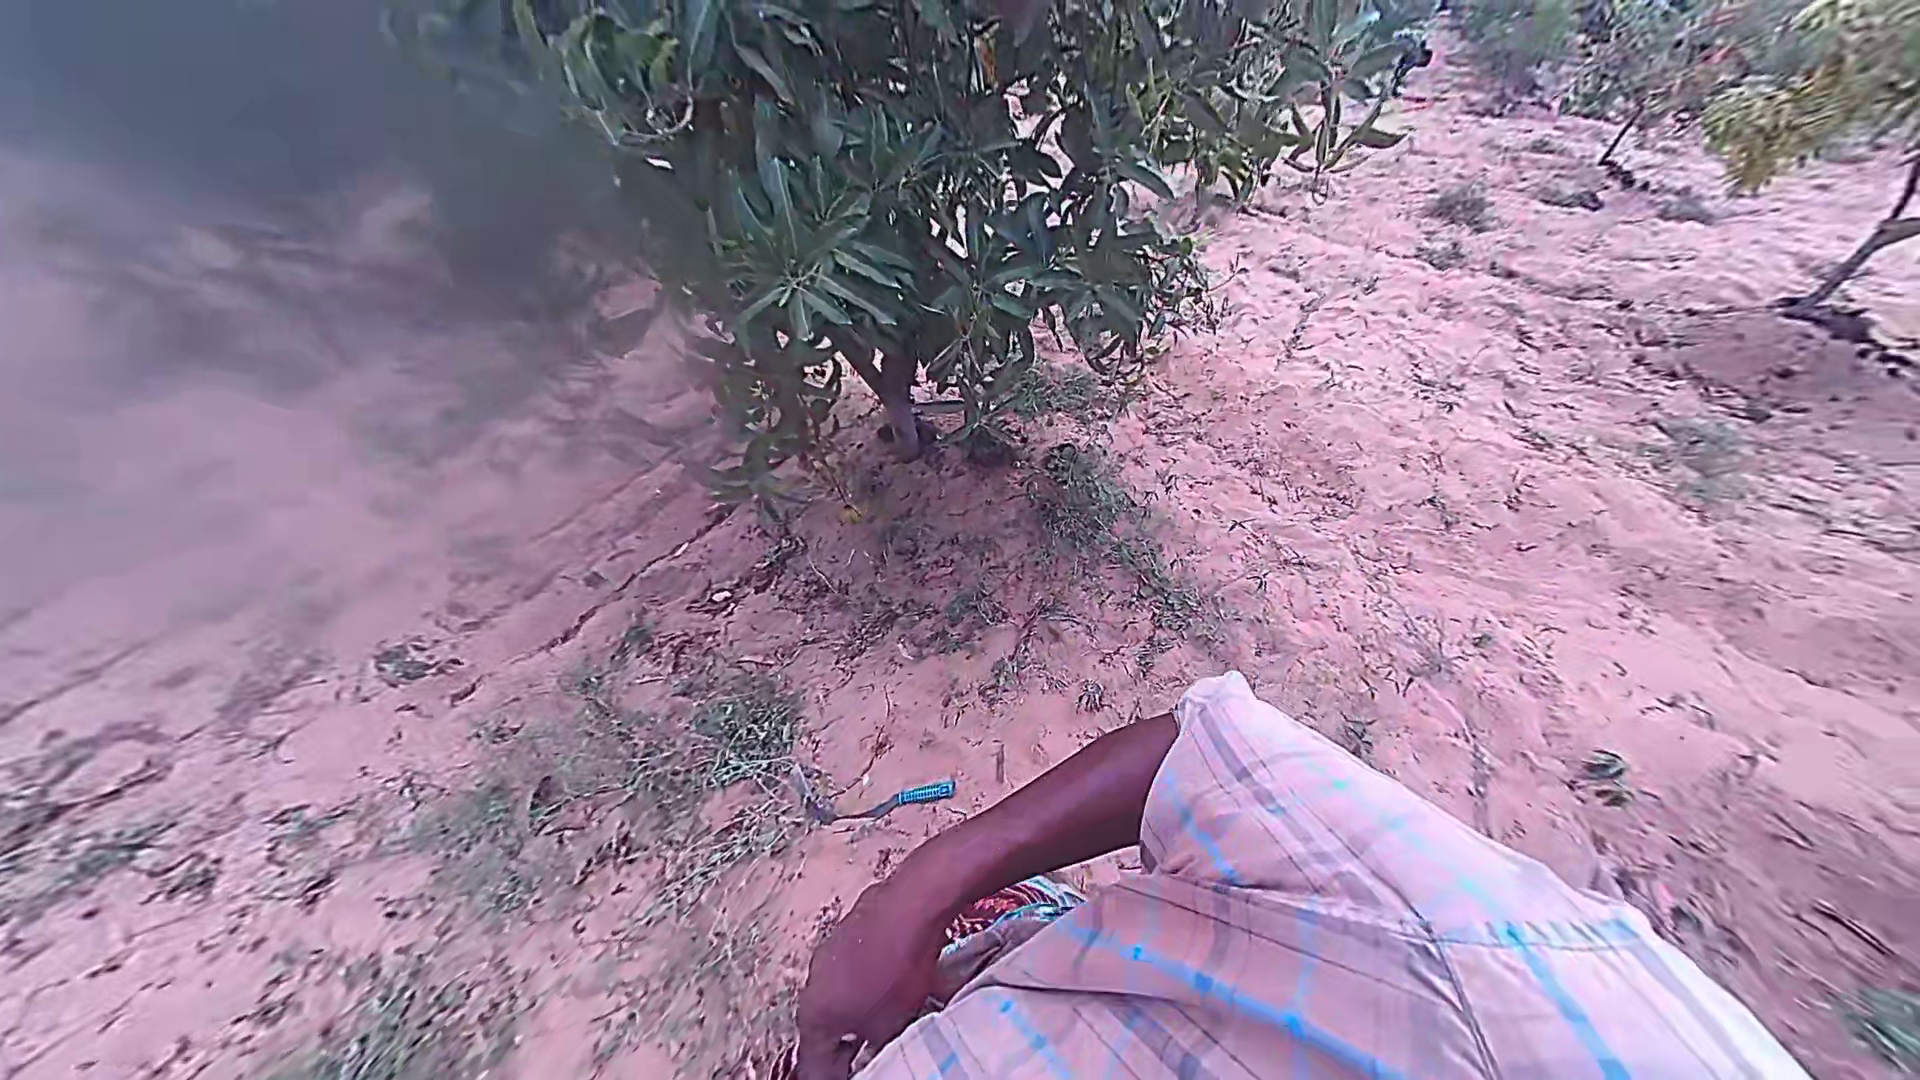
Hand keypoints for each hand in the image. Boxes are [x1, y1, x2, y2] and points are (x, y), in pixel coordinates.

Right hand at [795, 877, 948, 1079]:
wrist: (912, 904)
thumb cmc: (897, 970)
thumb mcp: (888, 1030)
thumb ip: (872, 1050)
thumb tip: (870, 1052)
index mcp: (813, 1012)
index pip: (814, 1065)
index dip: (835, 1076)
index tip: (855, 1075)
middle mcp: (815, 976)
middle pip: (826, 1023)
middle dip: (847, 1041)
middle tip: (870, 1052)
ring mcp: (832, 945)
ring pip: (843, 988)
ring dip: (860, 1005)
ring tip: (889, 1013)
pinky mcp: (854, 923)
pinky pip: (857, 961)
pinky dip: (870, 975)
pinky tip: (896, 976)